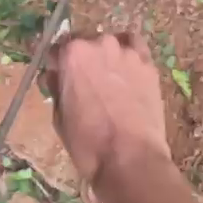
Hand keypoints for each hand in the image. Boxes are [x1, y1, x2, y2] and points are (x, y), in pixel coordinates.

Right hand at [46, 33, 171, 192]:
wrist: (130, 158)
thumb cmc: (88, 143)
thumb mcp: (59, 118)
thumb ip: (56, 87)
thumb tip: (55, 75)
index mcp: (72, 54)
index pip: (57, 49)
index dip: (56, 64)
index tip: (58, 76)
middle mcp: (99, 43)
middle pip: (84, 44)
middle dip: (81, 61)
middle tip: (84, 85)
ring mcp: (126, 51)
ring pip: (109, 45)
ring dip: (104, 57)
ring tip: (108, 81)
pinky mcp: (147, 62)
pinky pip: (135, 46)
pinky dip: (128, 52)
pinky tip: (127, 68)